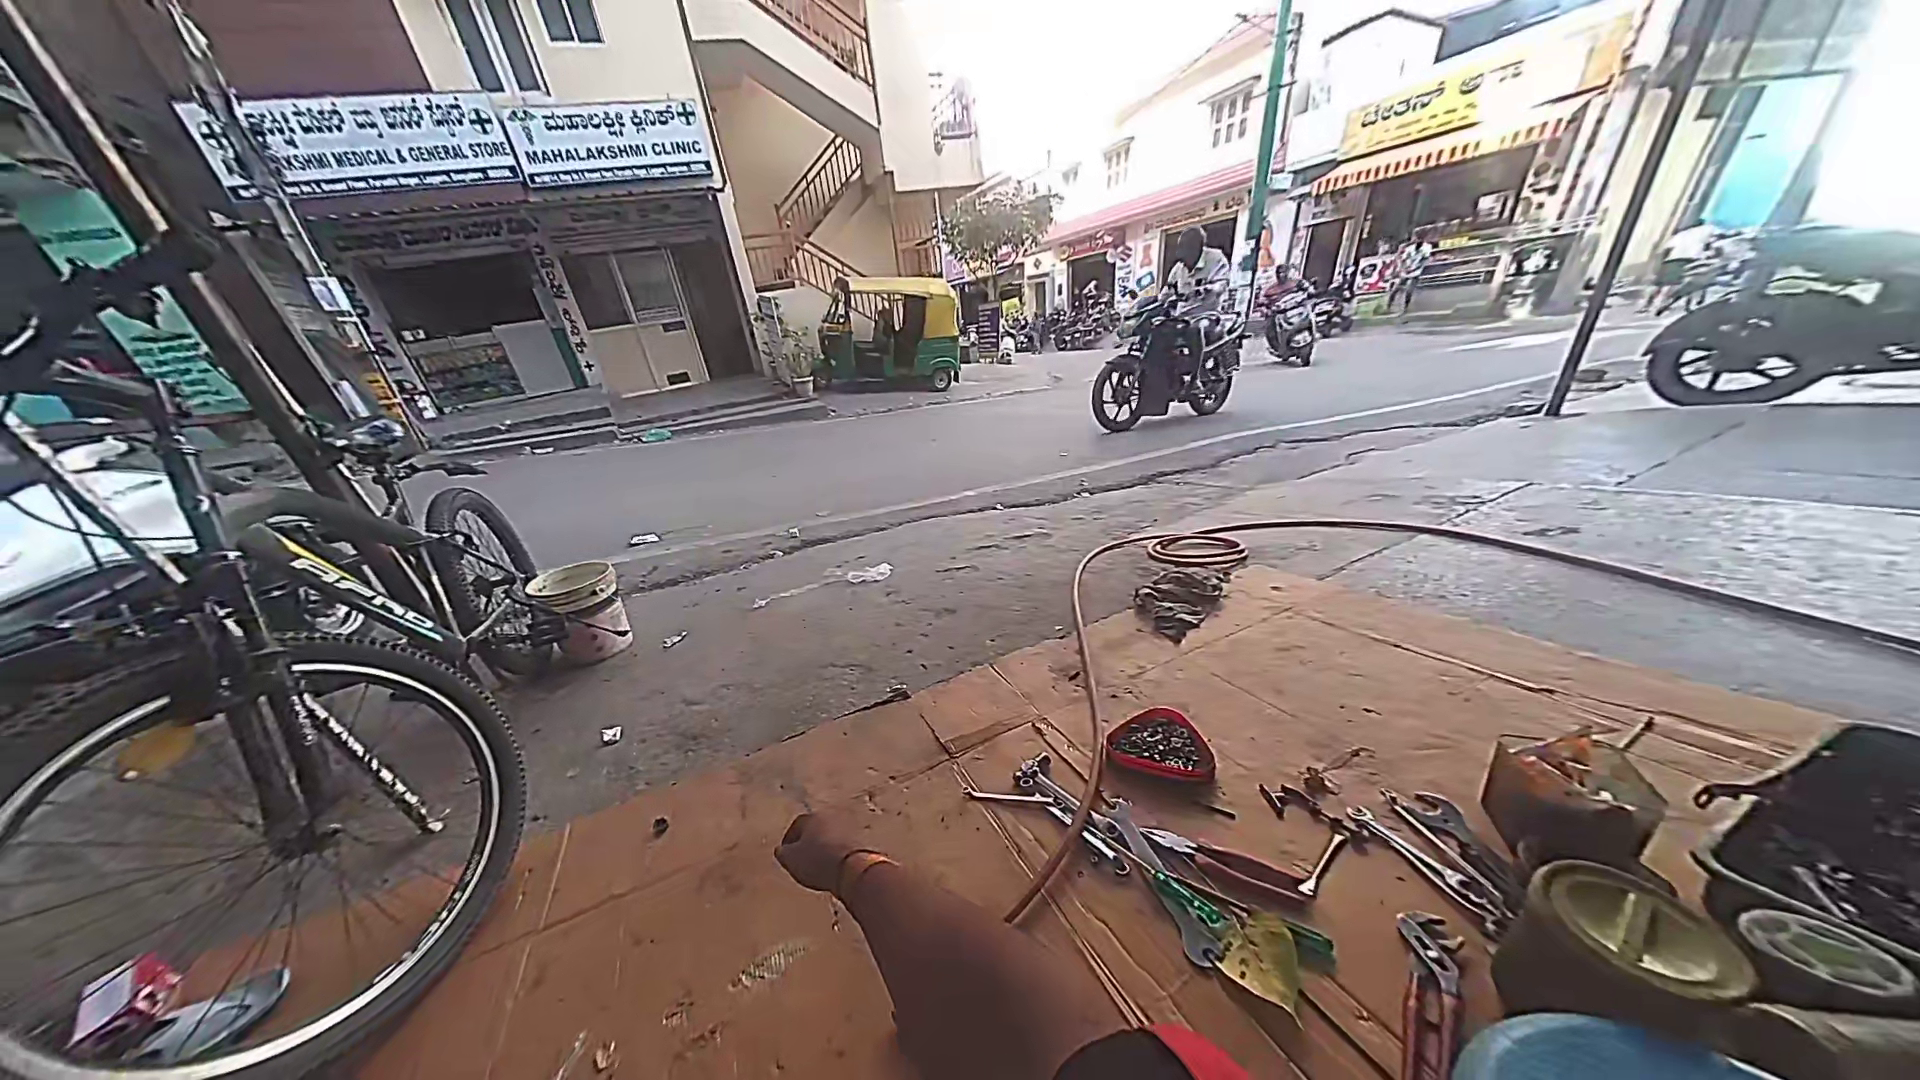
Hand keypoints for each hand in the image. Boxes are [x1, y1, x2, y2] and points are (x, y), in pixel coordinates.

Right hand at [775, 812, 871, 892]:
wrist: (850, 867)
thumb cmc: (817, 861)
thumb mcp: (791, 859)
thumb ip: (782, 853)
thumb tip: (781, 850)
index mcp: (811, 818)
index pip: (796, 826)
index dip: (789, 841)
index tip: (785, 854)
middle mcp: (830, 817)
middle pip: (815, 829)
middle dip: (808, 842)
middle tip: (801, 859)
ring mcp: (846, 827)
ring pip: (829, 836)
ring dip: (823, 848)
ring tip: (817, 866)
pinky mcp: (859, 840)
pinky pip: (841, 846)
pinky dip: (835, 854)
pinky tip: (832, 867)